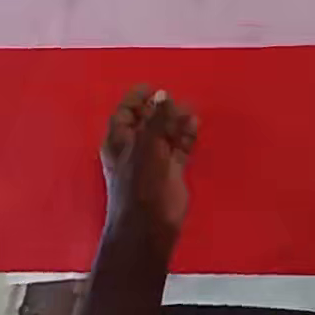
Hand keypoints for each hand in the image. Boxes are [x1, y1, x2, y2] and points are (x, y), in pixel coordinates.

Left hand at [102, 86, 198, 247]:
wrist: (149, 226)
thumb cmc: (140, 183)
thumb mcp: (146, 146)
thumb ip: (156, 120)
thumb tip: (162, 94)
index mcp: (119, 141)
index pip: (125, 112)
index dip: (137, 99)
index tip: (153, 87)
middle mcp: (135, 148)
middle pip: (147, 121)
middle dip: (161, 108)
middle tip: (176, 98)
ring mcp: (154, 160)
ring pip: (165, 132)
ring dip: (176, 120)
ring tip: (189, 108)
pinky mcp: (171, 170)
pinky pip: (179, 147)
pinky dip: (186, 135)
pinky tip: (195, 123)